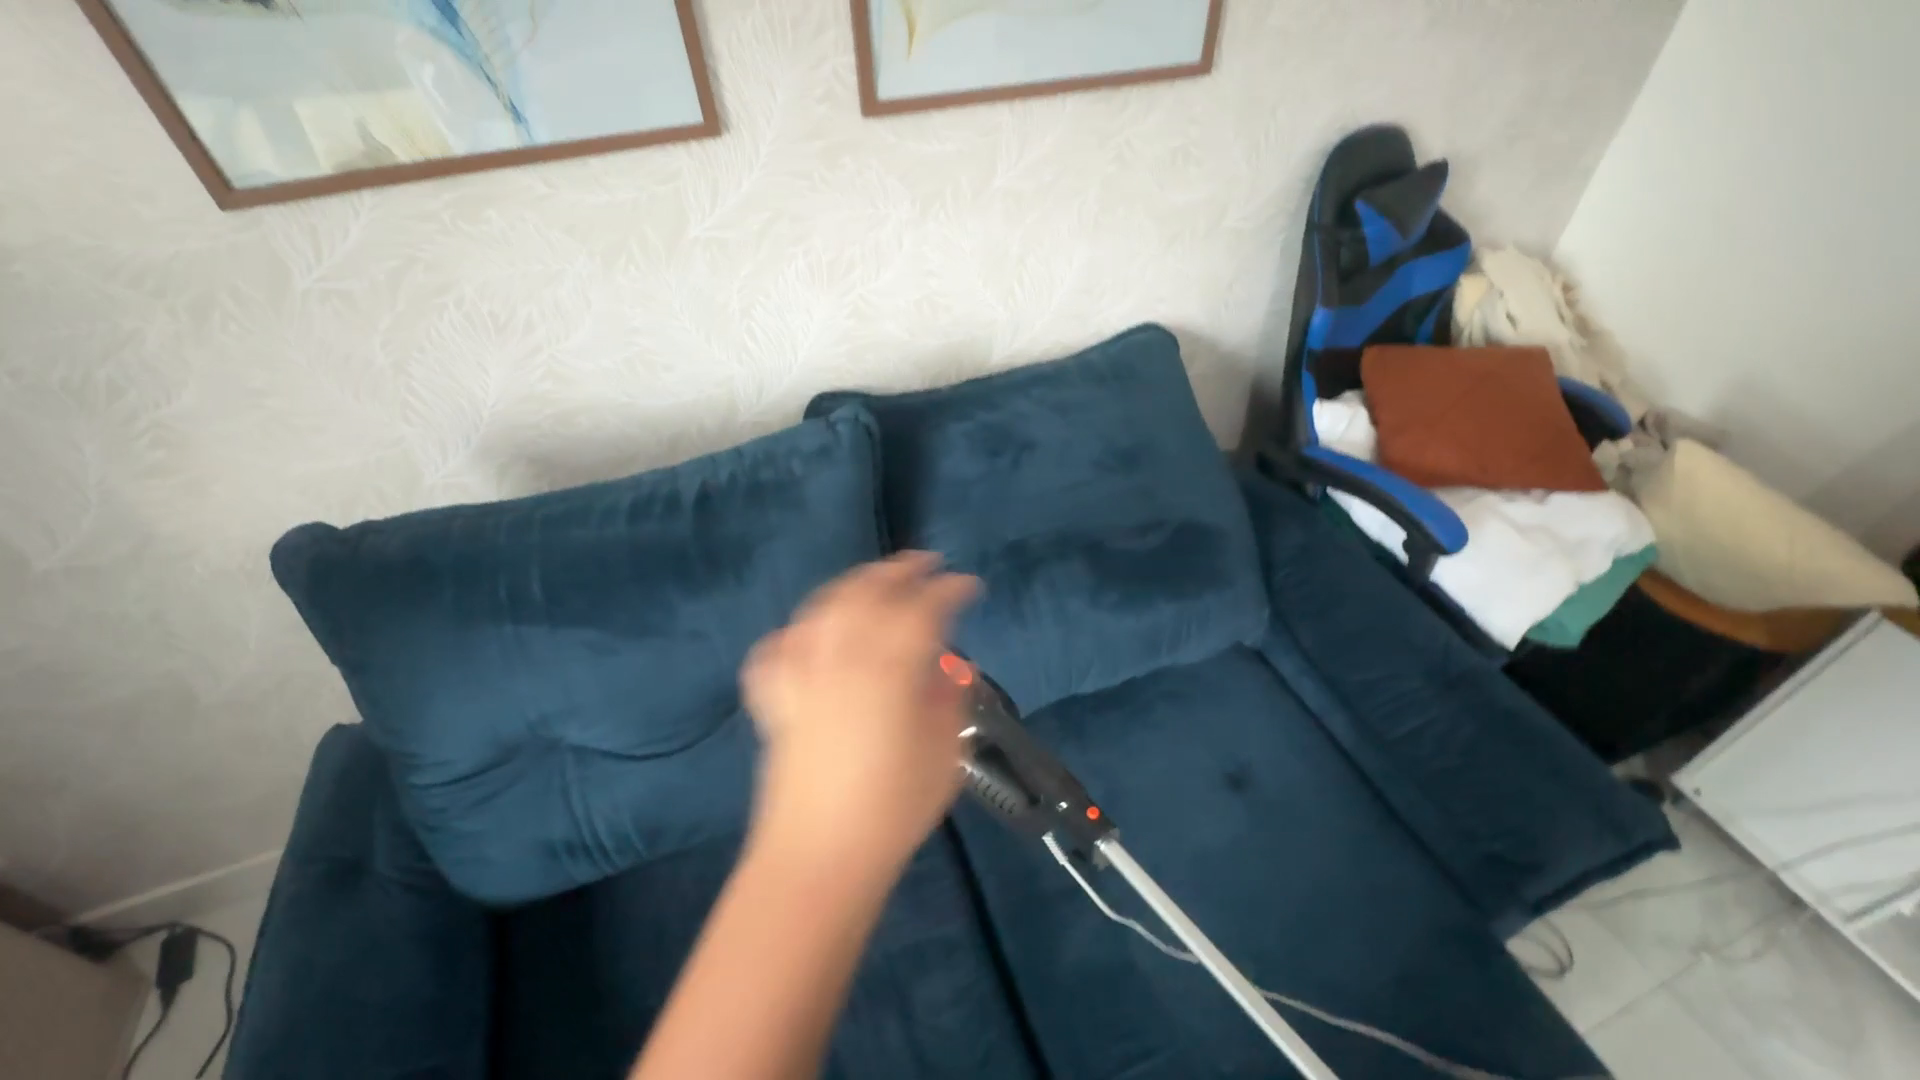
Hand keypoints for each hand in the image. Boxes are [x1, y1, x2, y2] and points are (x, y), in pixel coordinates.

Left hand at [741, 552, 980, 870]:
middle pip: (868, 593)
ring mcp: (801, 675)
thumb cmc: (894, 808)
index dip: (950, 590)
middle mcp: (841, 657)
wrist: (820, 855)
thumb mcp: (945, 753)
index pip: (924, 609)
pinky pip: (779, 649)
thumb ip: (950, 699)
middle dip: (899, 572)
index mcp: (889, 668)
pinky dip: (798, 633)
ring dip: (851, 586)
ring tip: (873, 583)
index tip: (969, 585)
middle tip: (925, 564)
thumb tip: (952, 668)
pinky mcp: (775, 699)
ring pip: (823, 608)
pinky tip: (810, 634)